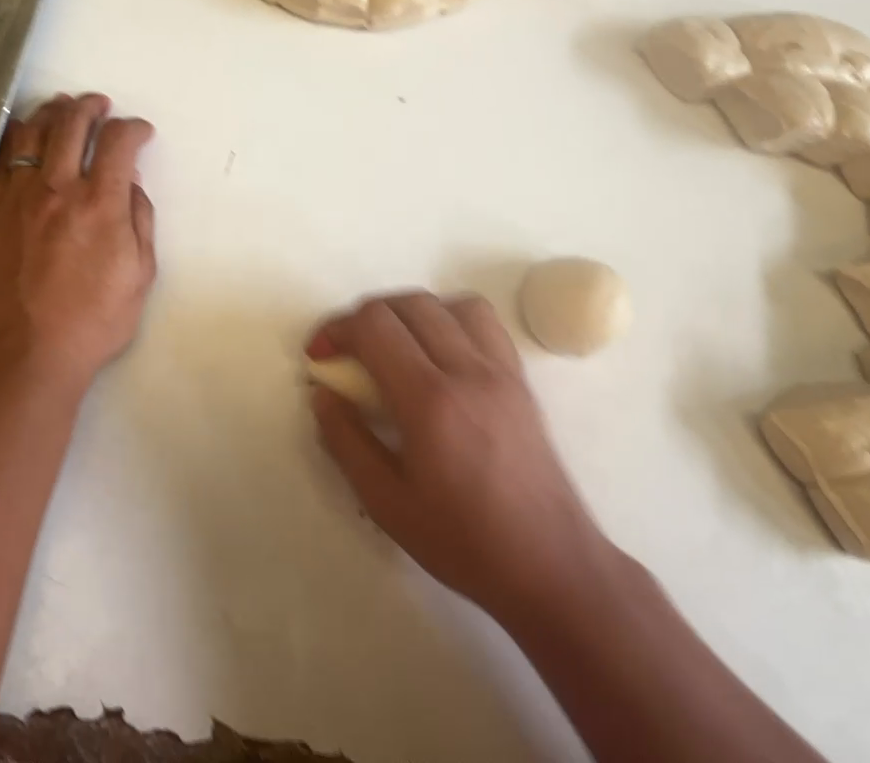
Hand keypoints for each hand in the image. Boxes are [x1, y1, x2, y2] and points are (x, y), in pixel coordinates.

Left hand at [0, 94, 157, 383]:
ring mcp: (17, 197)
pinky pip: (1, 160)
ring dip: (52, 112)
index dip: (133, 129)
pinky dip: (15, 138)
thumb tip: (130, 185)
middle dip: (91, 107)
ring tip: (62, 108)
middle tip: (100, 105)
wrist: (25, 353)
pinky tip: (22, 136)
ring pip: (31, 133)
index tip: (140, 133)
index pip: (117, 142)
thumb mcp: (139, 276)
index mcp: (100, 204)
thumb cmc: (92, 322)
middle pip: (71, 124)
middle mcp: (57, 189)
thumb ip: (139, 222)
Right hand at [308, 291, 615, 622]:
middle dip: (365, 317)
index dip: (336, 330)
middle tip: (345, 353)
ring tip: (392, 348)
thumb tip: (322, 394)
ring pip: (450, 304)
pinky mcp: (521, 382)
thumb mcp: (385, 502)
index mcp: (429, 400)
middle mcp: (468, 371)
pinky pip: (484, 324)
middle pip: (409, 304)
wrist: (550, 565)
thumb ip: (346, 441)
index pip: (375, 325)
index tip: (319, 358)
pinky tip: (436, 358)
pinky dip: (450, 321)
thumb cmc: (462, 541)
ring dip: (410, 313)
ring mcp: (501, 372)